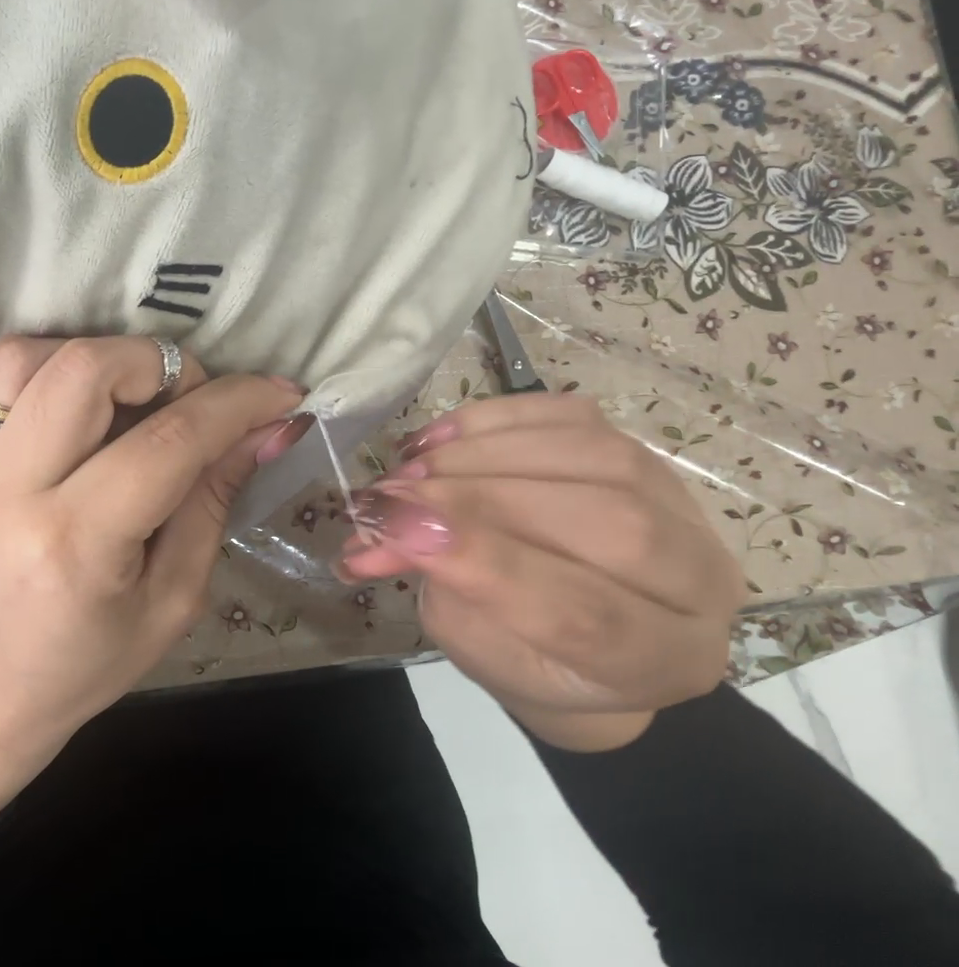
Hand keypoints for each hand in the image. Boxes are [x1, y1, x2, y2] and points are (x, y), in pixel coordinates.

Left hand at [0, 336, 311, 813]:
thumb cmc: (89, 662)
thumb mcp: (173, 601)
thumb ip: (211, 503)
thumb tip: (262, 427)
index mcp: (75, 541)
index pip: (166, 440)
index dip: (235, 404)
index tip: (278, 395)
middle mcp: (14, 489)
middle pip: (82, 369)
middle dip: (156, 362)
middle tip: (189, 399)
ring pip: (20, 358)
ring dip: (86, 356)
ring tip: (125, 396)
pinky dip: (16, 372)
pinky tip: (54, 399)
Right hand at [334, 394, 745, 751]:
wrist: (588, 646)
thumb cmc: (526, 658)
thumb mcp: (471, 644)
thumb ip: (439, 587)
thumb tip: (382, 525)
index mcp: (657, 661)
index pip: (583, 611)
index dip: (481, 561)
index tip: (392, 528)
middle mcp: (698, 583)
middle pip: (604, 522)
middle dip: (471, 499)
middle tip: (385, 496)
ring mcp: (684, 509)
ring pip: (596, 457)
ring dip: (478, 455)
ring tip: (406, 468)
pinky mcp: (648, 456)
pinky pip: (576, 418)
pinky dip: (494, 420)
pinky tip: (437, 441)